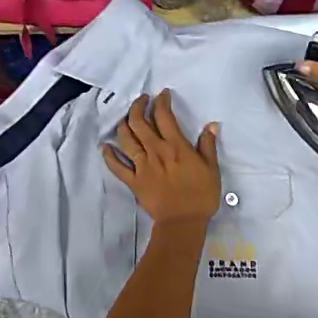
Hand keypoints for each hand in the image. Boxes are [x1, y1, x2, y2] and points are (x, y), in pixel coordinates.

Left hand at [102, 90, 220, 230]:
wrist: (183, 222)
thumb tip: (211, 125)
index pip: (164, 115)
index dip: (161, 101)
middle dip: (138, 106)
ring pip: (126, 138)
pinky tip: (106, 146)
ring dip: (124, 124)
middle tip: (142, 100)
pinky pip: (116, 165)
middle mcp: (155, 151)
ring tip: (127, 118)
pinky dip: (109, 155)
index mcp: (175, 146)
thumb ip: (208, 145)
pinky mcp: (133, 180)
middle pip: (139, 121)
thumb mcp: (212, 169)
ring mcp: (141, 165)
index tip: (162, 95)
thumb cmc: (201, 195)